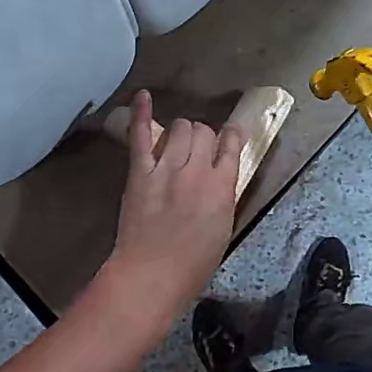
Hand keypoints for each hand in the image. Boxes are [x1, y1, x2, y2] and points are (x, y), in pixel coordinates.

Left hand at [107, 90, 243, 315]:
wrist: (151, 276)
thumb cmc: (192, 264)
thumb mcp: (222, 228)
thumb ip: (223, 196)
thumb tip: (220, 176)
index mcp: (222, 187)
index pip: (231, 145)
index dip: (231, 137)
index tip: (230, 135)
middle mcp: (197, 171)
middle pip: (203, 132)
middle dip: (203, 137)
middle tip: (196, 151)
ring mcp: (166, 168)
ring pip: (179, 128)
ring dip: (182, 131)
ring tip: (177, 142)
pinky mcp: (140, 172)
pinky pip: (142, 135)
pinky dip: (142, 114)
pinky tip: (143, 95)